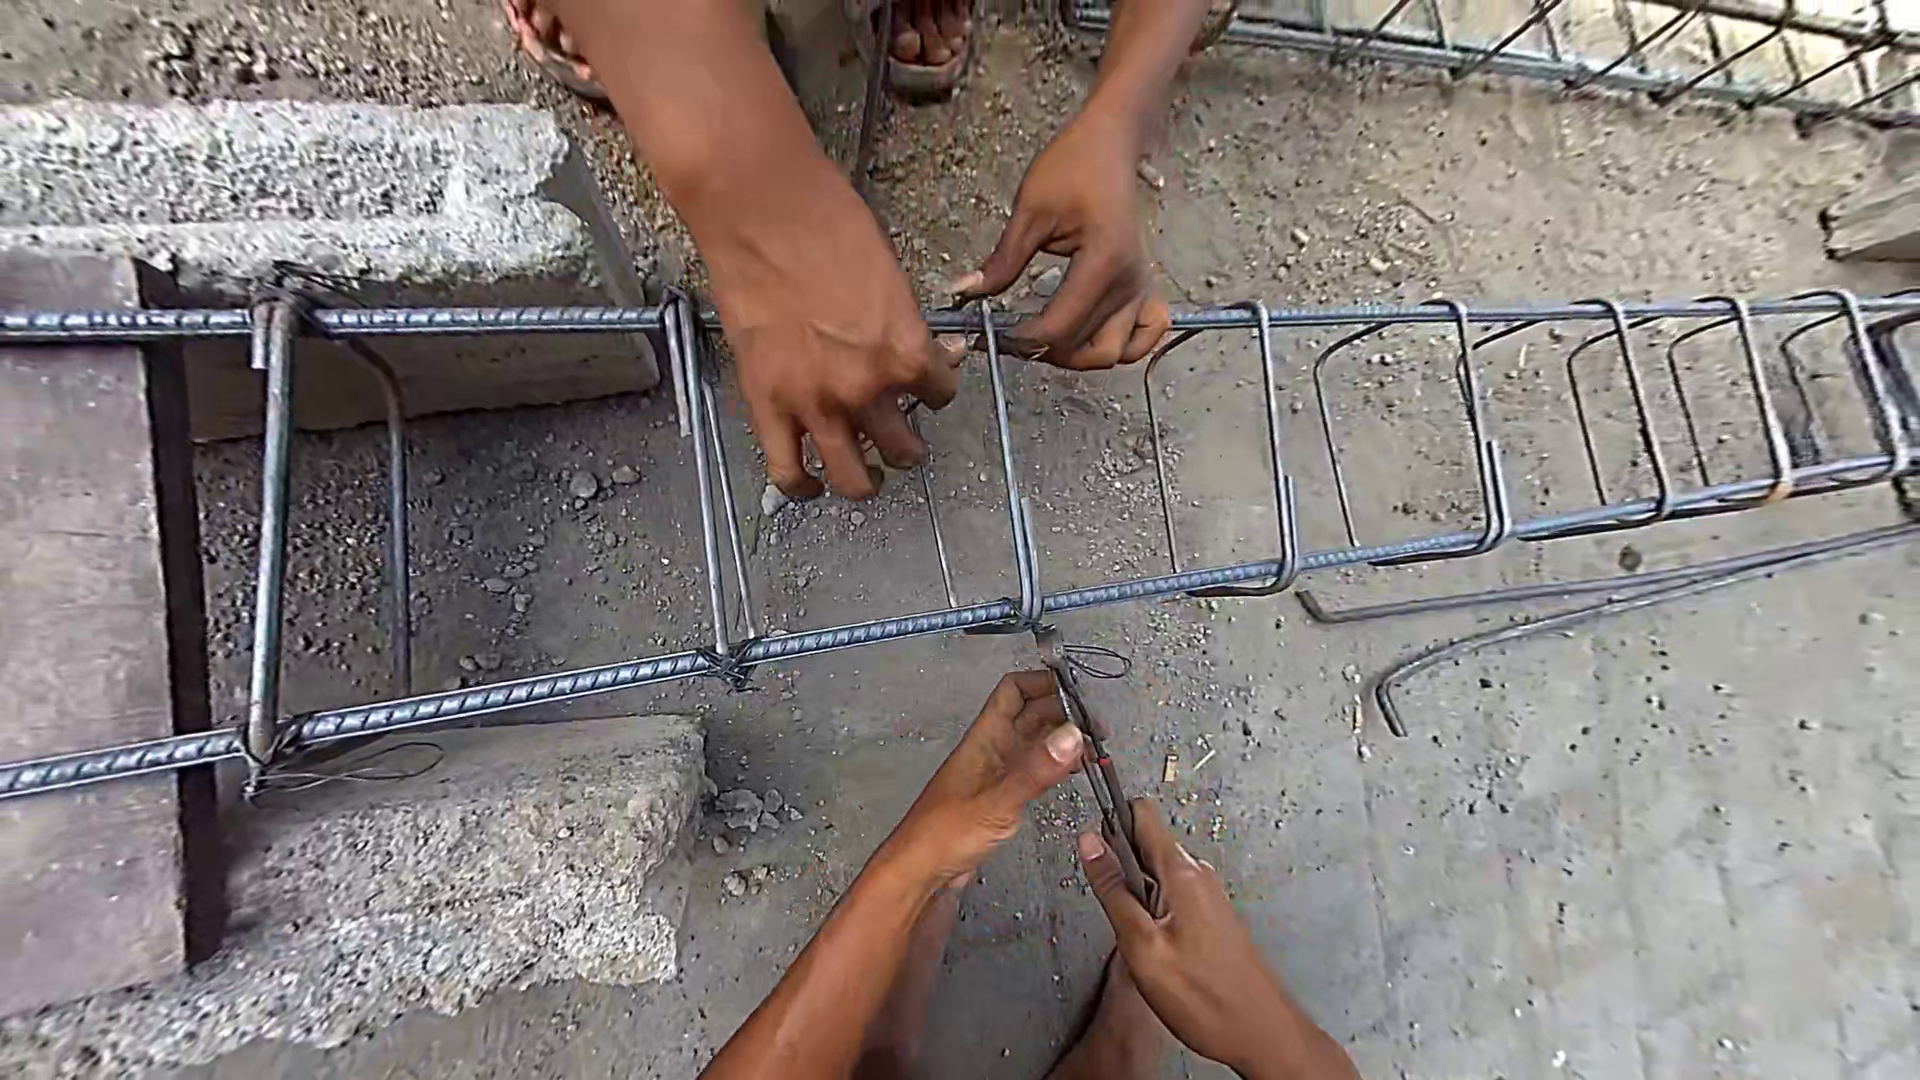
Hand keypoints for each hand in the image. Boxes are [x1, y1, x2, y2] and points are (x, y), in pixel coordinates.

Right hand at [704, 166, 961, 499]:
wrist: (758, 204)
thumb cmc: (828, 223)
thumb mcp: (892, 278)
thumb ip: (908, 331)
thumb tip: (930, 355)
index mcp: (904, 352)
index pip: (940, 394)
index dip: (938, 390)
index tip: (929, 387)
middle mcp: (865, 388)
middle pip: (902, 448)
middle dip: (910, 449)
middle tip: (905, 445)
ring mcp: (815, 403)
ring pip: (853, 478)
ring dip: (868, 482)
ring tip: (870, 478)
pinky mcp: (768, 404)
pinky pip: (788, 472)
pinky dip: (802, 488)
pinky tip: (812, 487)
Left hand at [876, 671, 1085, 888]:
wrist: (920, 874)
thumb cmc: (944, 835)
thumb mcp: (997, 801)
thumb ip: (1036, 769)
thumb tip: (1072, 735)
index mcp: (985, 737)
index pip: (1014, 690)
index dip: (1043, 683)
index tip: (1077, 692)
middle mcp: (992, 748)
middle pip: (1030, 712)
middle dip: (1063, 712)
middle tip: (1096, 727)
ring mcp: (998, 771)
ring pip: (1035, 740)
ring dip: (1062, 738)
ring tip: (1093, 748)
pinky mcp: (1002, 795)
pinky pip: (1034, 767)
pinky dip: (1056, 763)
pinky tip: (1072, 771)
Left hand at [955, 108, 1169, 369]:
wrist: (1113, 144)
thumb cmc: (1074, 166)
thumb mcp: (1030, 210)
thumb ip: (1002, 261)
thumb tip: (967, 293)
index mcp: (1103, 262)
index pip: (1058, 328)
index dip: (1022, 340)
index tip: (995, 334)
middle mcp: (1129, 284)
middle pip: (1085, 351)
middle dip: (1046, 353)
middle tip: (1017, 337)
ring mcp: (1140, 290)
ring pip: (1112, 354)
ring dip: (1078, 358)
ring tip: (1048, 340)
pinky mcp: (1144, 291)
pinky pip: (1142, 340)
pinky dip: (1121, 350)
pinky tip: (1094, 338)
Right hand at [1079, 800, 1358, 1079]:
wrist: (1266, 1039)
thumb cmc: (1208, 1000)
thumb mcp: (1142, 946)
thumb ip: (1112, 889)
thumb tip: (1088, 843)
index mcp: (1180, 870)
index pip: (1140, 811)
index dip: (1112, 820)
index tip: (1097, 848)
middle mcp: (1196, 872)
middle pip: (1145, 841)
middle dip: (1122, 866)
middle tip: (1121, 911)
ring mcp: (1206, 891)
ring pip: (1156, 869)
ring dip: (1138, 891)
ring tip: (1141, 937)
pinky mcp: (1210, 910)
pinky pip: (1172, 890)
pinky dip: (1155, 907)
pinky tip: (1160, 945)